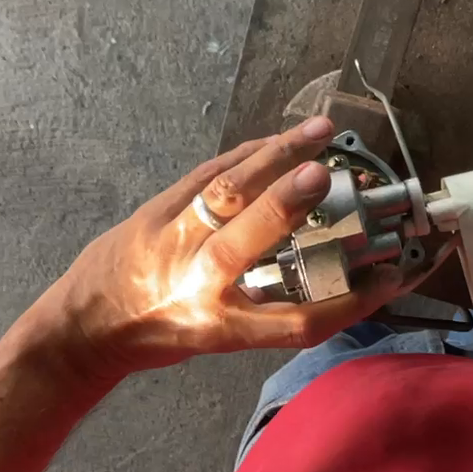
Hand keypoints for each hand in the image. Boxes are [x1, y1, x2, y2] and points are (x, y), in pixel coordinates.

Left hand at [17, 117, 401, 385]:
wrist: (83, 326)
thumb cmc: (158, 337)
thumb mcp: (217, 341)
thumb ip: (268, 312)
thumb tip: (330, 281)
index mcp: (219, 326)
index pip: (298, 322)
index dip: (349, 305)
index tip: (389, 279)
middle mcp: (195, 282)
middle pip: (245, 239)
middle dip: (284, 203)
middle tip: (323, 173)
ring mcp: (170, 238)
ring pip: (223, 190)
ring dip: (273, 155)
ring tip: (319, 131)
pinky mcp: (156, 207)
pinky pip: (208, 173)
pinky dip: (247, 154)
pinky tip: (278, 141)